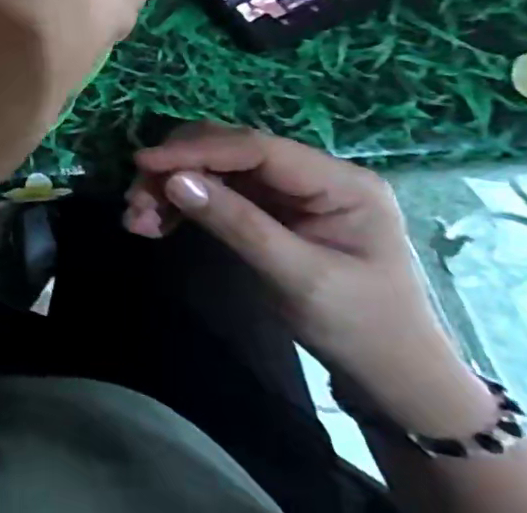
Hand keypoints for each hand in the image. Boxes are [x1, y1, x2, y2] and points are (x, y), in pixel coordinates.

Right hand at [124, 123, 498, 435]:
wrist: (391, 378)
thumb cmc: (362, 328)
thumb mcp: (300, 278)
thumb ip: (238, 224)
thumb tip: (173, 180)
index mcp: (340, 182)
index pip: (254, 148)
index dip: (194, 151)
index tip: (142, 163)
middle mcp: (311, 176)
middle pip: (225, 151)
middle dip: (174, 170)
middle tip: (135, 201)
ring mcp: (287, 192)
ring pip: (210, 169)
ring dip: (169, 189)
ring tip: (138, 220)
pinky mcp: (266, 210)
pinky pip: (211, 192)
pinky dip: (179, 204)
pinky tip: (154, 225)